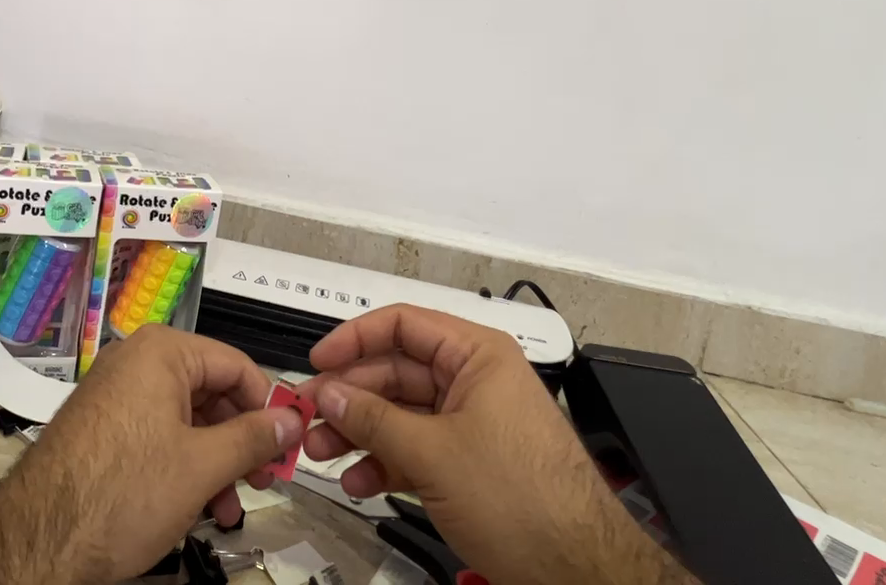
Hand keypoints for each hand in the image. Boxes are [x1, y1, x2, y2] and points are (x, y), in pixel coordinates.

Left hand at [0, 325, 302, 584]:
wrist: (36, 543)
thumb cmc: (124, 491)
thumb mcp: (202, 466)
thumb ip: (254, 438)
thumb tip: (293, 419)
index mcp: (162, 351)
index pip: (237, 365)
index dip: (268, 406)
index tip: (290, 445)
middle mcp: (138, 362)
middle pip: (211, 391)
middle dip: (241, 441)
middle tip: (266, 480)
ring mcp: (116, 394)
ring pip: (186, 419)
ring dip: (216, 462)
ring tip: (231, 509)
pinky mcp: (103, 428)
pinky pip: (158, 434)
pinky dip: (184, 465)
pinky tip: (198, 508)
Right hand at [300, 304, 692, 584]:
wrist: (579, 573)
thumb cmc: (515, 496)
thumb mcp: (432, 453)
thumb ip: (372, 419)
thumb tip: (326, 393)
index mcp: (475, 354)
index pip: (402, 325)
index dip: (355, 339)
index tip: (317, 363)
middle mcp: (471, 378)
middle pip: (395, 371)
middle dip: (349, 397)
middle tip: (306, 417)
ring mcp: (469, 421)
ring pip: (400, 412)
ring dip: (359, 431)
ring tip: (320, 453)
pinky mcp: (467, 461)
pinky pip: (415, 447)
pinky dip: (384, 462)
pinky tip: (358, 482)